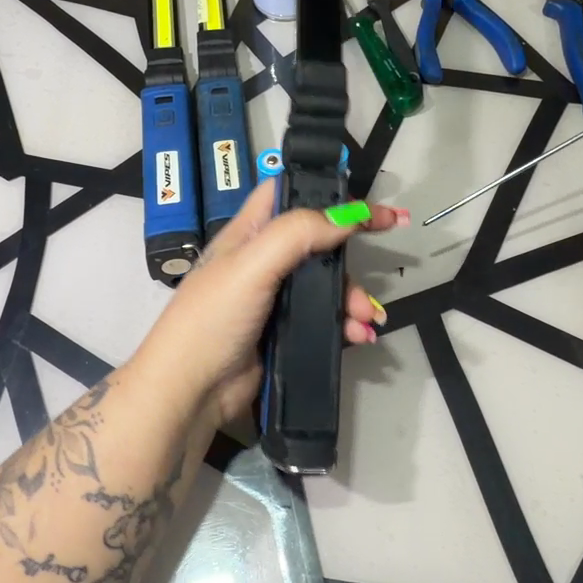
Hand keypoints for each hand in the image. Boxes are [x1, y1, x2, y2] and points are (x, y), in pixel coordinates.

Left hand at [130, 180, 405, 430]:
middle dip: (352, 252)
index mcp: (248, 233)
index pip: (292, 195)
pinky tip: (360, 337)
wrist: (191, 390)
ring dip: (354, 297)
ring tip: (367, 320)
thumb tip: (348, 215)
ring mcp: (274, 298)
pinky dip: (347, 324)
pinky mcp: (284, 332)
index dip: (328, 192)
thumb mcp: (252, 264)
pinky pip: (325, 318)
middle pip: (319, 241)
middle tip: (392, 245)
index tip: (369, 202)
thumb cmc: (213, 317)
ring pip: (328, 283)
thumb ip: (298, 234)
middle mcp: (262, 260)